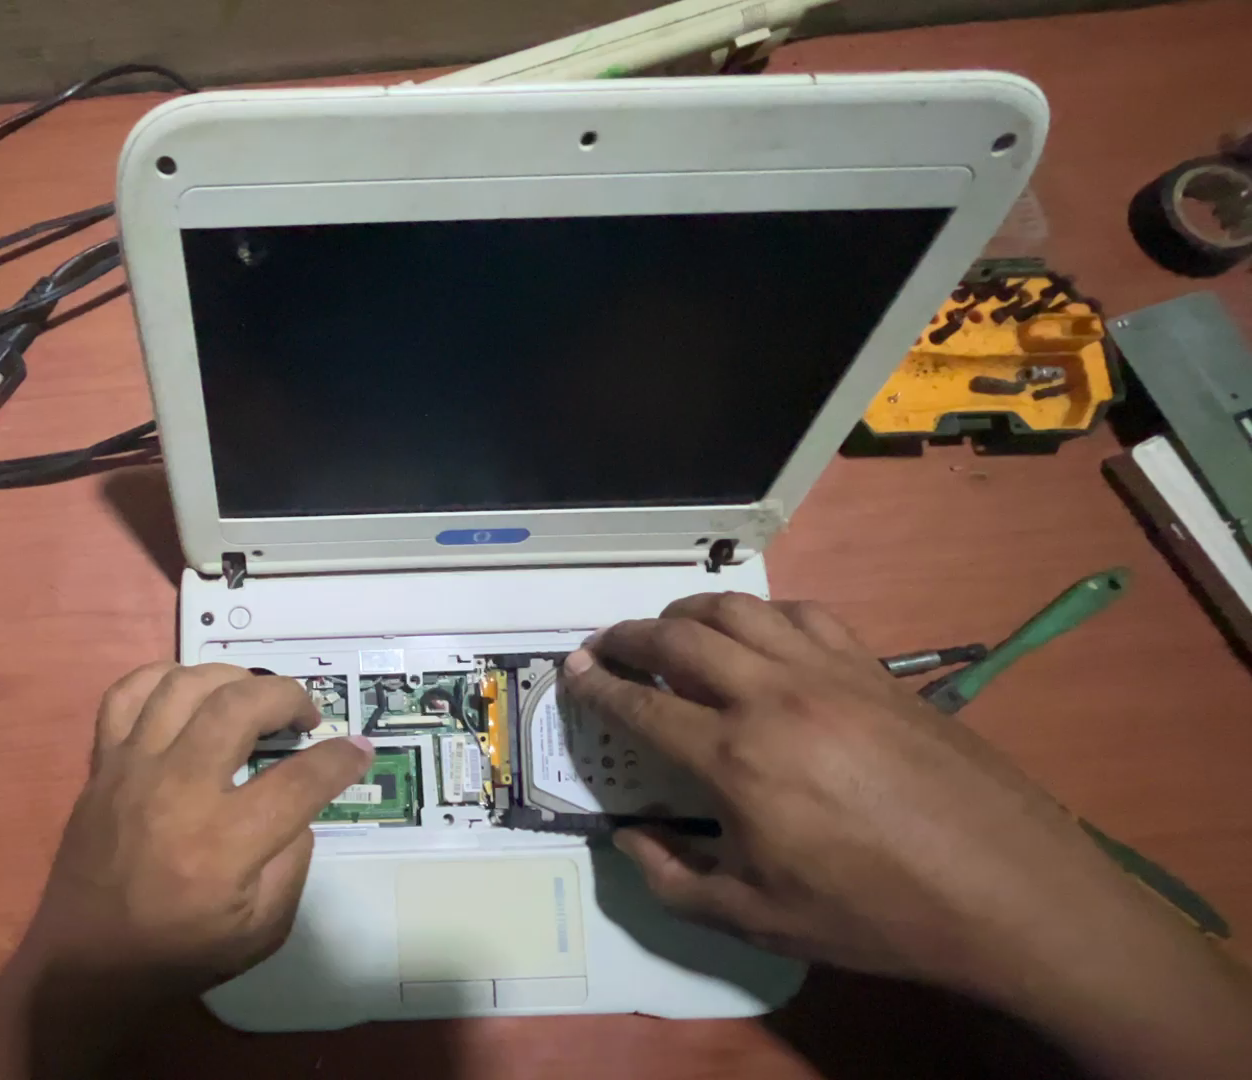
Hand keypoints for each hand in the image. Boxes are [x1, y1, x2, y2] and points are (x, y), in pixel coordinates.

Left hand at [22, 662, 372, 986]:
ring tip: (252, 696)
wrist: (83, 963)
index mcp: (223, 844)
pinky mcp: (103, 762)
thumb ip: (294, 862)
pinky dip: (162, 677)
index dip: (339, 759)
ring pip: (186, 684)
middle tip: (304, 716)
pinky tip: (188, 691)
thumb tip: (300, 802)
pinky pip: (126, 693)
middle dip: (288, 696)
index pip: (300, 781)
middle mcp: (178, 790)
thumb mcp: (261, 931)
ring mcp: (134, 768)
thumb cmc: (177, 952)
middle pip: (241, 705)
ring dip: (232, 678)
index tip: (357, 748)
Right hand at [561, 593, 1251, 1079]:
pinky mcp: (874, 670)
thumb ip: (670, 879)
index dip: (594, 685)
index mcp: (734, 759)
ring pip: (734, 610)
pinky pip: (802, 614)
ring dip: (685, 612)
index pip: (638, 704)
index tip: (571, 670)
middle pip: (674, 638)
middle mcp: (771, 699)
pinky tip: (756, 637)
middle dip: (625, 635)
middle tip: (603, 644)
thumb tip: (625, 837)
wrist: (1019, 901)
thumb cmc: (877, 914)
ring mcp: (826, 675)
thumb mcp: (756, 920)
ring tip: (668, 629)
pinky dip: (761, 615)